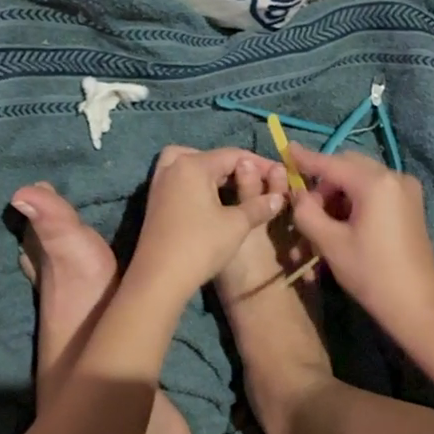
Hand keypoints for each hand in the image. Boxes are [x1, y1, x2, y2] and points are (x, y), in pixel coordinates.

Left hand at [128, 146, 289, 299]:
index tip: (279, 175)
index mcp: (192, 165)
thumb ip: (258, 206)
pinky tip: (212, 202)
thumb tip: (278, 197)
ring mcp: (159, 184)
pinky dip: (197, 184)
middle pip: (210, 157)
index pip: (232, 155)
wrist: (160, 278)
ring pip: (189, 166)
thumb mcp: (236, 225)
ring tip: (232, 188)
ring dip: (212, 173)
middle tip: (257, 182)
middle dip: (235, 168)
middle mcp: (173, 167)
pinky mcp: (155, 202)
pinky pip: (180, 181)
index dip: (259, 164)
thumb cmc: (201, 246)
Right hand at [290, 145, 433, 327]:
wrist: (416, 304)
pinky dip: (355, 203)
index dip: (306, 158)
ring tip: (321, 225)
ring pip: (361, 181)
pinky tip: (342, 226)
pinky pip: (375, 193)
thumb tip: (298, 194)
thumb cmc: (371, 273)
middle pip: (348, 168)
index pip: (332, 163)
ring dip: (338, 196)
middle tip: (305, 209)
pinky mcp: (410, 206)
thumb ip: (307, 212)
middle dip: (324, 184)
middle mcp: (394, 178)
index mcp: (375, 183)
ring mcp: (406, 191)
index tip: (285, 148)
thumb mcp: (330, 243)